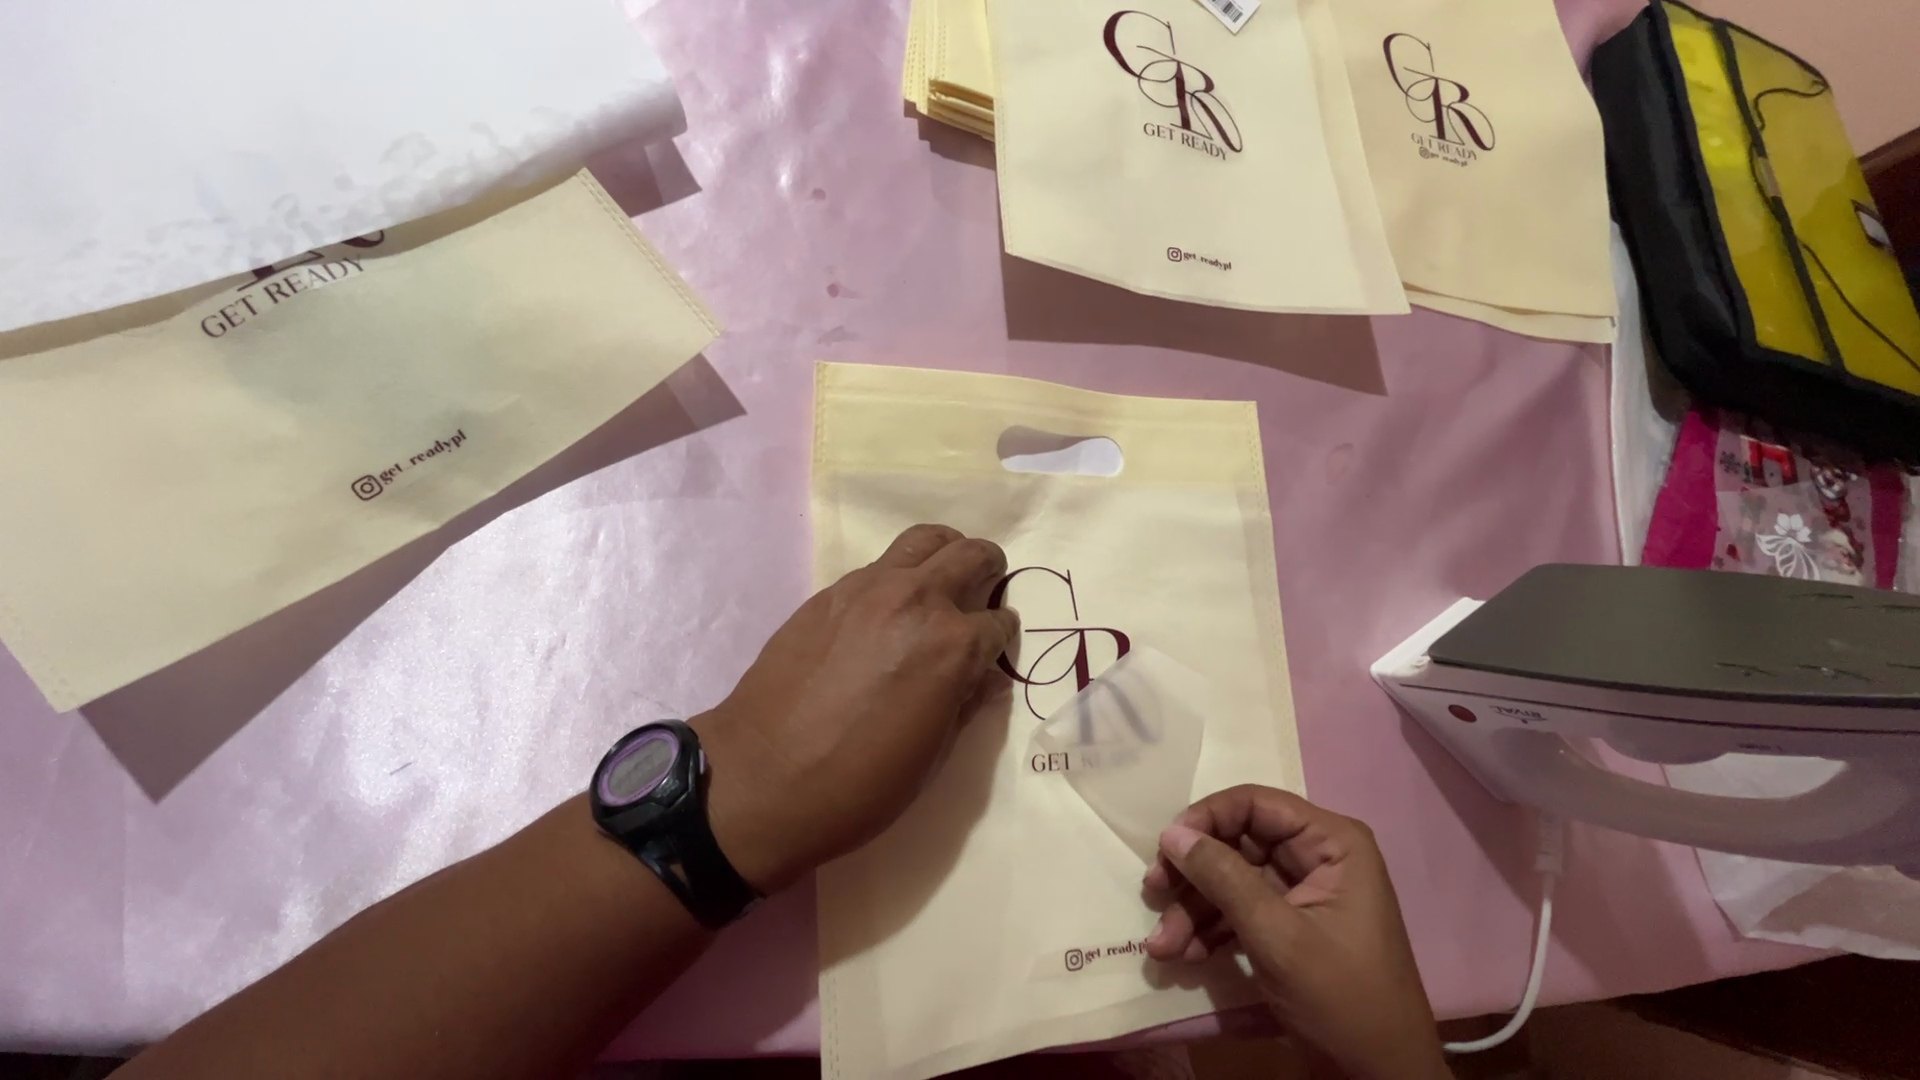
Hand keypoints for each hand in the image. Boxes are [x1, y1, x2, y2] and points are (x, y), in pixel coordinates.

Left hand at [693, 524, 1017, 892]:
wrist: (759, 779)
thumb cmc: (858, 785)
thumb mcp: (930, 757)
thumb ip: (965, 704)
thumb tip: (987, 677)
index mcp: (952, 646)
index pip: (999, 623)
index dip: (1002, 638)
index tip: (994, 649)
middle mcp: (917, 602)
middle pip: (971, 556)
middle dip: (988, 570)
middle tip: (982, 592)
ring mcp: (869, 589)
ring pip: (924, 540)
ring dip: (944, 554)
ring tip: (940, 581)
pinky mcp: (830, 592)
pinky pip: (879, 565)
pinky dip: (898, 576)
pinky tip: (886, 611)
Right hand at [1143, 786, 1446, 1079]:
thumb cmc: (1343, 1001)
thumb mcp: (1278, 937)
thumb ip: (1223, 878)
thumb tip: (1171, 833)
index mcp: (1331, 843)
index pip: (1254, 804)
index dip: (1206, 817)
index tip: (1166, 847)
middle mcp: (1315, 856)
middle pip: (1235, 840)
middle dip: (1192, 872)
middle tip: (1153, 890)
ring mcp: (1300, 891)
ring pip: (1229, 877)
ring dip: (1192, 908)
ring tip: (1162, 945)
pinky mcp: (1286, 924)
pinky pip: (1236, 908)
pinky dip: (1207, 928)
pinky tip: (1182, 954)